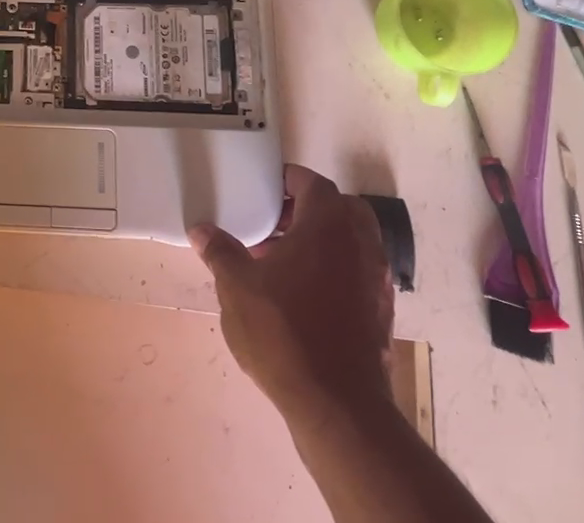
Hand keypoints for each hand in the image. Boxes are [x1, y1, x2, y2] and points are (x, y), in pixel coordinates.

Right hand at [190, 164, 393, 426]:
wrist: (337, 402)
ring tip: (282, 260)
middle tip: (273, 221)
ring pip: (353, 242)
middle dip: (307, 208)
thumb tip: (202, 230)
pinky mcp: (381, 310)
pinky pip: (357, 272)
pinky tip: (303, 294)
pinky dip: (334, 269)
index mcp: (328, 227)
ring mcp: (377, 279)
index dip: (288, 180)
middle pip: (341, 209)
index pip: (313, 184)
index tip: (264, 187)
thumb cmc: (283, 331)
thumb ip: (221, 252)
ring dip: (322, 240)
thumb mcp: (237, 287)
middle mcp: (361, 245)